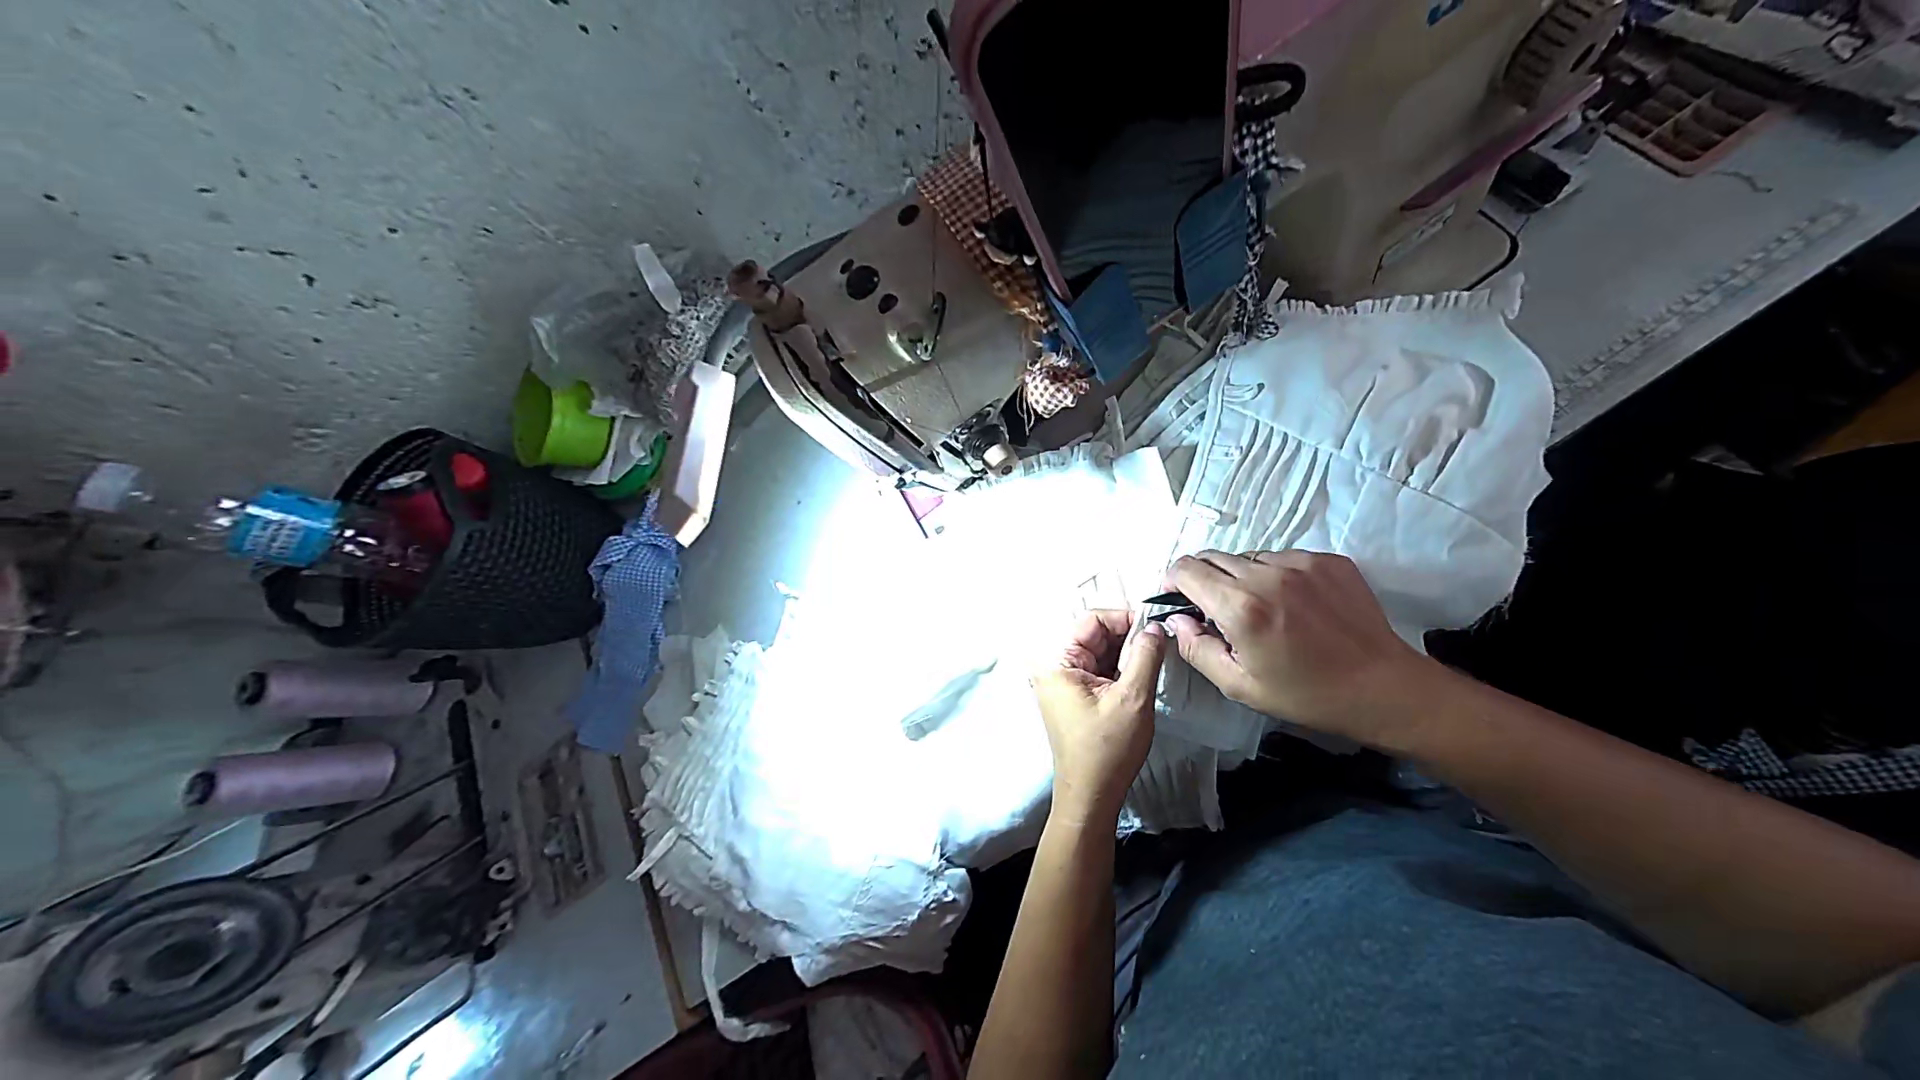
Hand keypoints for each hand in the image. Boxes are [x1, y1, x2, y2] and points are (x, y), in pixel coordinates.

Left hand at [1031, 611, 1168, 825]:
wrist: (1091, 794)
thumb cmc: (1107, 749)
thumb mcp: (1132, 698)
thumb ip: (1144, 656)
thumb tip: (1154, 627)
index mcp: (1056, 661)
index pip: (1091, 620)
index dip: (1124, 617)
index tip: (1155, 626)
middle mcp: (1053, 666)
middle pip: (1094, 634)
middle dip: (1127, 636)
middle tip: (1159, 644)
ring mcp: (1062, 681)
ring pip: (1099, 651)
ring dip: (1125, 653)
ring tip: (1153, 661)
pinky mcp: (1073, 695)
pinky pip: (1098, 669)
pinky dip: (1119, 668)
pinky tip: (1140, 675)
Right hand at [1162, 550, 1441, 746]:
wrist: (1383, 687)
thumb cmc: (1306, 694)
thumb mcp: (1239, 685)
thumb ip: (1196, 648)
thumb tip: (1176, 620)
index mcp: (1241, 607)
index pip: (1186, 569)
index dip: (1173, 580)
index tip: (1177, 597)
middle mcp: (1267, 575)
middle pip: (1212, 557)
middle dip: (1203, 578)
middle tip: (1215, 608)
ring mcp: (1301, 563)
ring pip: (1247, 556)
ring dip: (1240, 576)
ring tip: (1259, 607)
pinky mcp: (1328, 560)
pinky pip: (1282, 557)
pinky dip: (1274, 574)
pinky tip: (1290, 602)